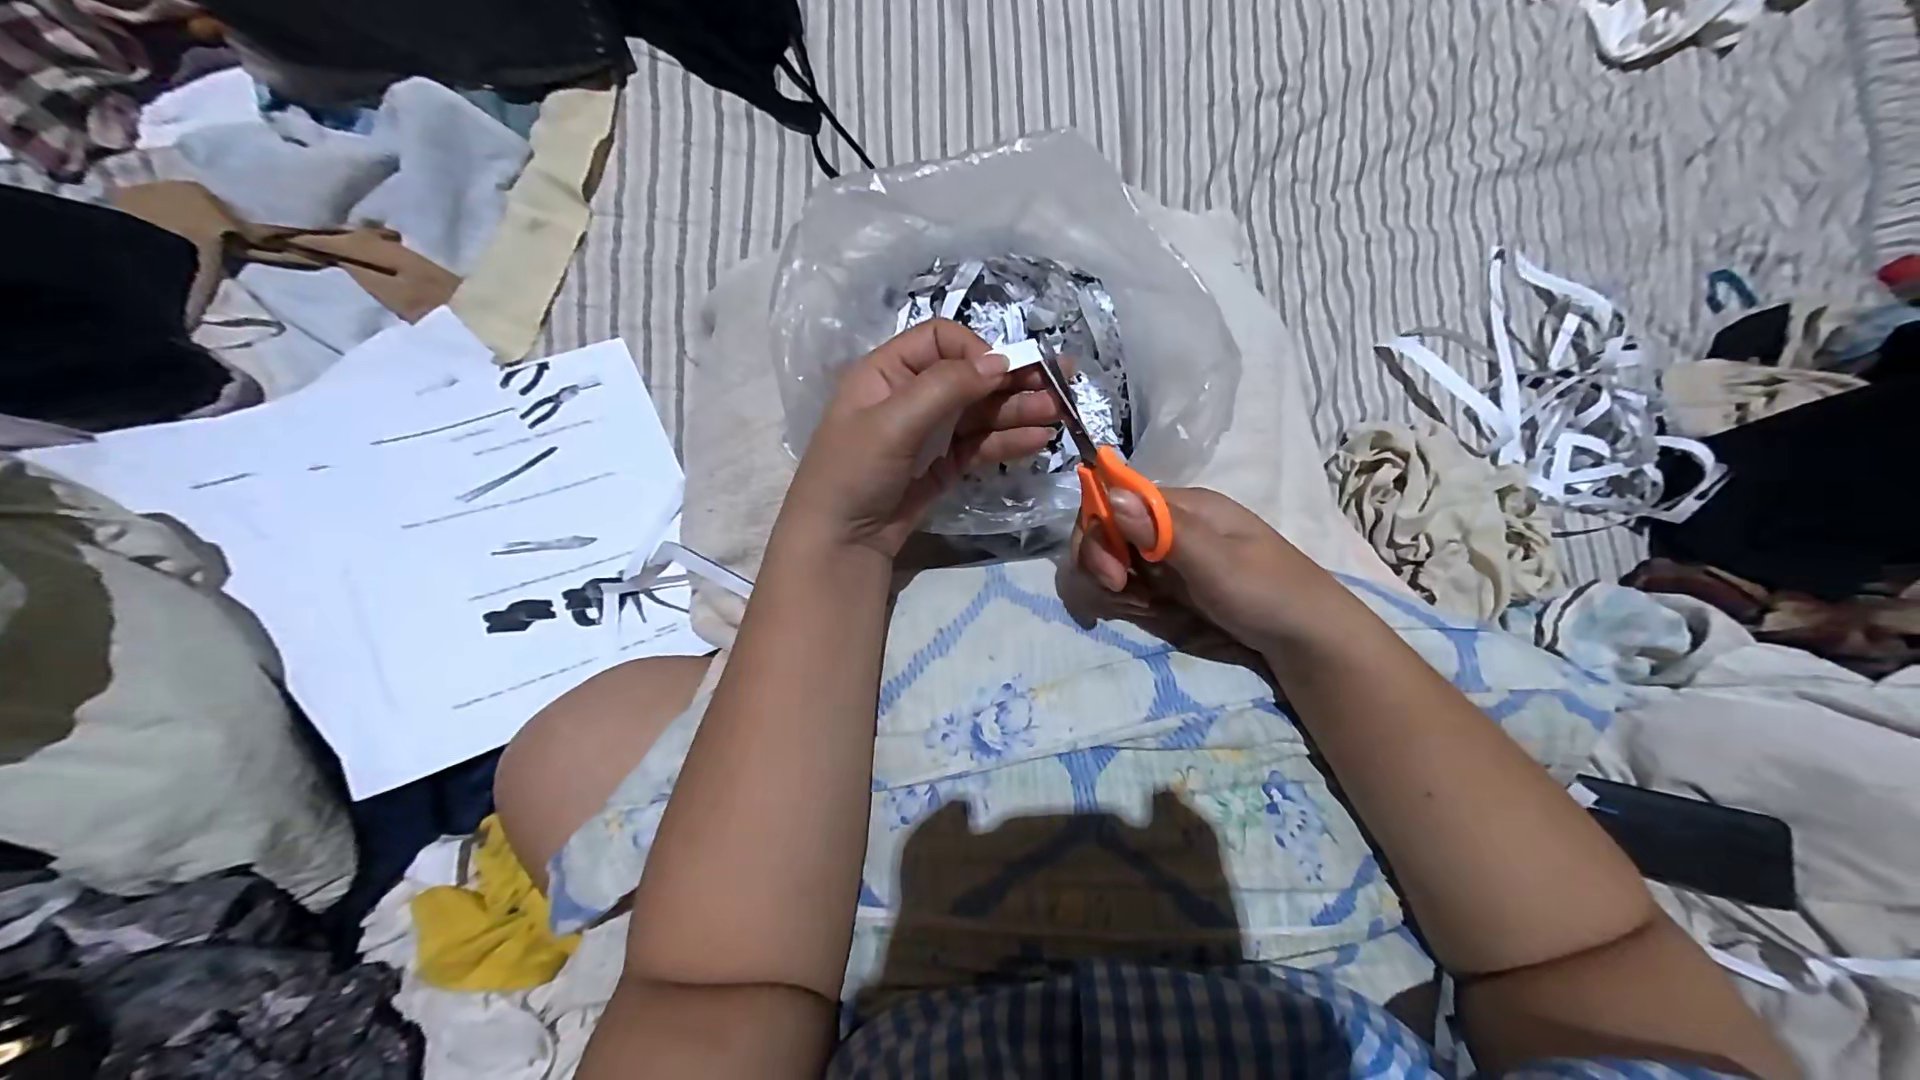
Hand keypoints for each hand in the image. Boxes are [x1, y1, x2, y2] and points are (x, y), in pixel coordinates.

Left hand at [781, 319, 1065, 556]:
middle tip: (1058, 384)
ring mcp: (928, 432)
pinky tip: (1037, 439)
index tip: (1004, 371)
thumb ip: (945, 387)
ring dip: (1018, 410)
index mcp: (887, 372)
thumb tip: (999, 361)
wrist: (839, 541)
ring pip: (980, 412)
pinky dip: (1007, 440)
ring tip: (1058, 413)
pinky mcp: (942, 465)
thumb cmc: (854, 471)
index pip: (940, 340)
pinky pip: (980, 444)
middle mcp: (910, 395)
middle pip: (969, 376)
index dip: (975, 350)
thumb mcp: (892, 421)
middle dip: (1012, 380)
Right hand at [1068, 486, 1342, 653]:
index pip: (1114, 499)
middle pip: (1103, 529)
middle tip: (1118, 596)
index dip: (1098, 531)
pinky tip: (1143, 611)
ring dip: (1108, 585)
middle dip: (1098, 562)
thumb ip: (1164, 530)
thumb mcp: (1218, 563)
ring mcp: (1165, 556)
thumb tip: (1112, 492)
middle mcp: (1167, 524)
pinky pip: (1124, 583)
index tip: (1110, 575)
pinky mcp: (1166, 584)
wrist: (1306, 641)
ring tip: (1139, 608)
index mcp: (1183, 506)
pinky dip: (1122, 598)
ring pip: (1108, 559)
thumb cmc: (1269, 594)